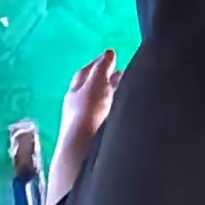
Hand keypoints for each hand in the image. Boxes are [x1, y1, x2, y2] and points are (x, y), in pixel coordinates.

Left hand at [47, 49, 121, 204]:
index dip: (100, 63)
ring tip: (129, 91)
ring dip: (114, 95)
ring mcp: (87, 123)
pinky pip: (108, 117)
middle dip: (108, 80)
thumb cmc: (89, 111)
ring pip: (102, 104)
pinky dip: (117, 109)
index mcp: (75, 91)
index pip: (87, 72)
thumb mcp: (97, 82)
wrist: (85, 151)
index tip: (113, 57)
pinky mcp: (96, 136)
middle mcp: (78, 106)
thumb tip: (108, 52)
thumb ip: (103, 67)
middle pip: (93, 88)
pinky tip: (126, 110)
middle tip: (124, 74)